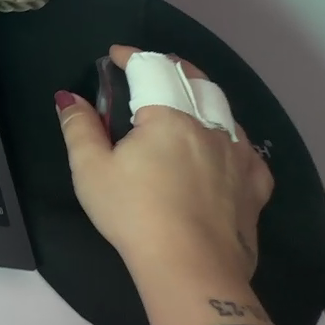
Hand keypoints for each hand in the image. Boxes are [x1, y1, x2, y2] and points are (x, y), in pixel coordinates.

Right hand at [55, 46, 274, 283]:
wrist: (192, 270)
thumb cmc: (134, 212)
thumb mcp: (90, 166)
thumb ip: (79, 126)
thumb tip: (69, 98)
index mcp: (169, 118)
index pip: (152, 70)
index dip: (131, 56)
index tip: (115, 54)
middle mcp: (210, 130)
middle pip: (196, 82)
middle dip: (171, 66)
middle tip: (149, 65)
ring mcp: (239, 159)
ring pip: (225, 109)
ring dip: (201, 92)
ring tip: (182, 93)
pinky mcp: (255, 187)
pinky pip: (246, 146)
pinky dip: (228, 130)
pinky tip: (219, 139)